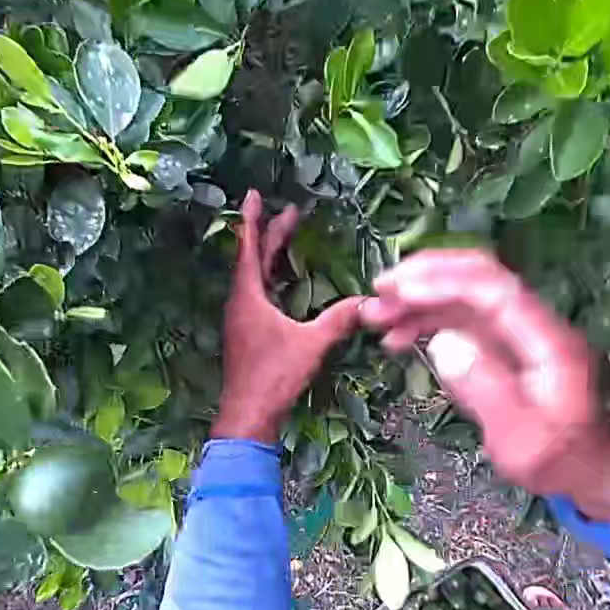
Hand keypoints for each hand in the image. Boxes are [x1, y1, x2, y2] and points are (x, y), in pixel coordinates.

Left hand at [210, 191, 362, 443]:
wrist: (248, 415)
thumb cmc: (274, 375)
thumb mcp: (311, 344)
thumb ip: (338, 320)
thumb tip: (369, 302)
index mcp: (248, 297)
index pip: (248, 248)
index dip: (252, 220)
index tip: (254, 194)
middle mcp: (240, 303)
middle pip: (254, 260)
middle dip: (271, 235)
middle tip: (290, 214)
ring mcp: (241, 320)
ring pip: (255, 279)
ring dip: (270, 258)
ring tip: (286, 240)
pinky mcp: (247, 335)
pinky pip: (258, 296)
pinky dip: (271, 281)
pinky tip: (285, 285)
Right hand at [360, 250, 609, 520]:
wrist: (589, 470)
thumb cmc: (558, 460)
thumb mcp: (521, 438)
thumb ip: (484, 388)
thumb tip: (443, 342)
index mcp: (546, 341)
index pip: (492, 290)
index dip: (443, 282)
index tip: (399, 290)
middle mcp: (533, 325)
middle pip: (478, 279)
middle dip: (426, 277)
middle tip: (379, 289)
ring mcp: (518, 334)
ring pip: (464, 299)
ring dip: (420, 299)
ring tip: (377, 315)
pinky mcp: (504, 347)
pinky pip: (462, 321)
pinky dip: (429, 322)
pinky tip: (400, 336)